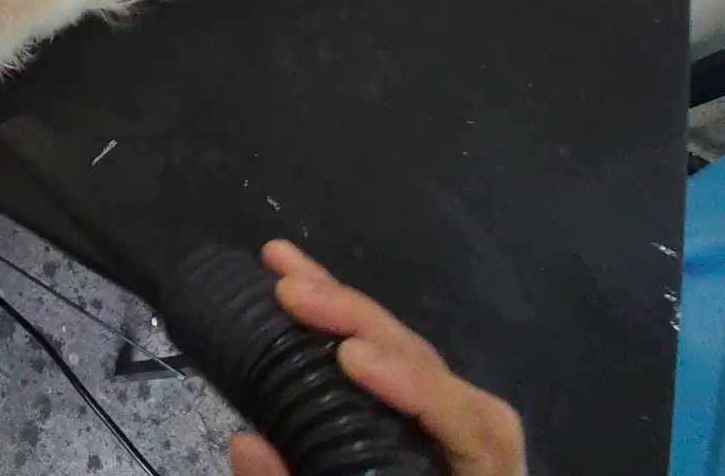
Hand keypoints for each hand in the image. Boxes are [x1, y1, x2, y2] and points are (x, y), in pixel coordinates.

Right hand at [228, 241, 525, 475]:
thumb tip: (247, 446)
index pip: (477, 434)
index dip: (423, 390)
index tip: (353, 360)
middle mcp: (464, 459)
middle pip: (437, 375)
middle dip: (366, 326)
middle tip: (293, 294)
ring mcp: (430, 435)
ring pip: (407, 354)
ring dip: (344, 306)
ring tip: (282, 267)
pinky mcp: (394, 418)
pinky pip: (374, 357)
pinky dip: (334, 317)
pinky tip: (288, 278)